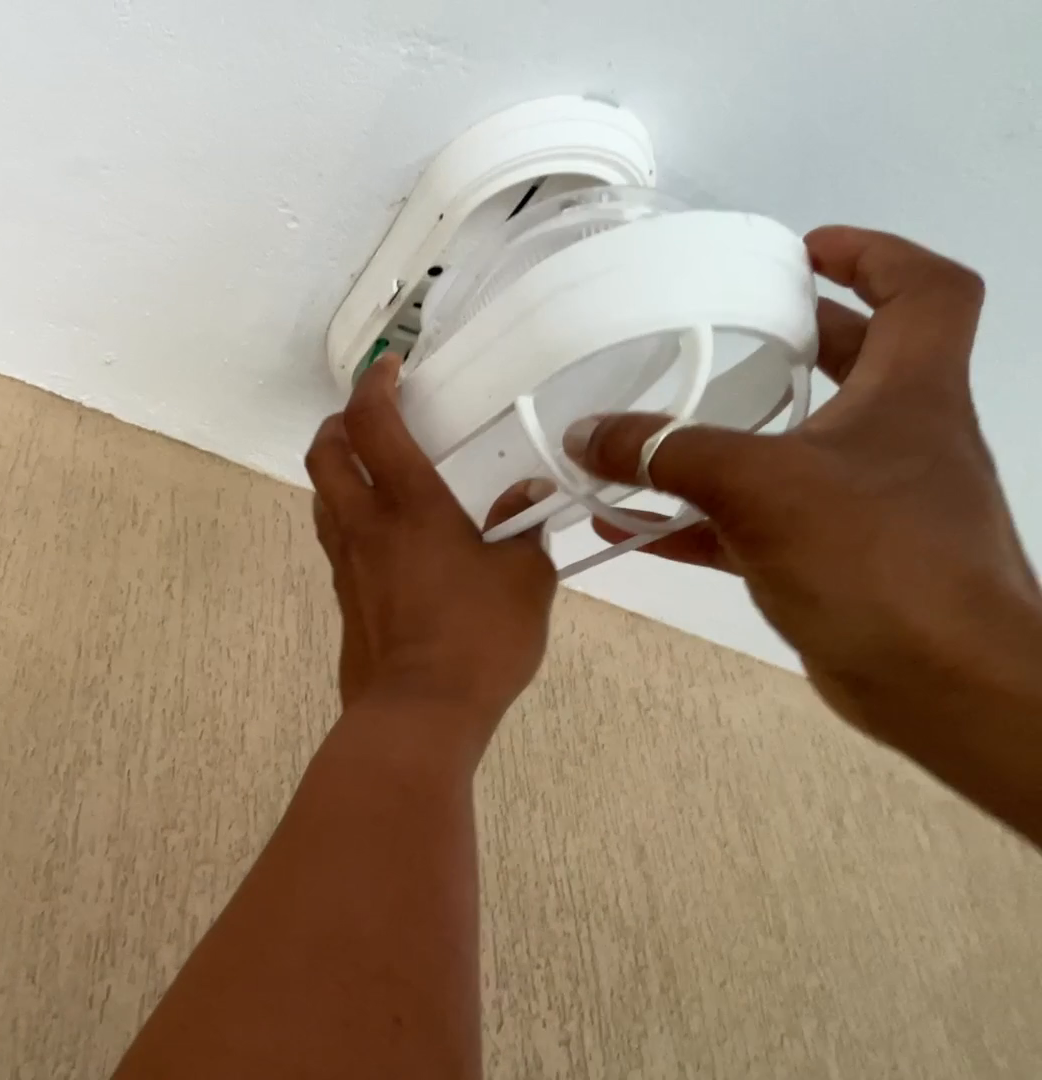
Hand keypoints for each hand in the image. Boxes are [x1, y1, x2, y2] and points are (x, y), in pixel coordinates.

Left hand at [307, 352, 558, 764]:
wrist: (415, 709)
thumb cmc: (476, 639)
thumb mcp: (524, 578)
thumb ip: (521, 527)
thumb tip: (524, 495)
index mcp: (407, 506)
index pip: (373, 424)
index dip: (373, 385)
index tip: (387, 366)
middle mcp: (363, 524)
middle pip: (325, 453)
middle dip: (339, 423)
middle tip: (368, 416)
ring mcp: (344, 560)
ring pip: (323, 495)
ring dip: (339, 469)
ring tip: (376, 469)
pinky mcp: (342, 593)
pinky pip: (336, 536)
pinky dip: (350, 513)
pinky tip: (387, 531)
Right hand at [561, 226, 1041, 837]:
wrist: (942, 682)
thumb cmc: (877, 560)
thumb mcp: (759, 485)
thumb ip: (665, 451)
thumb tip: (584, 433)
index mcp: (906, 398)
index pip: (925, 294)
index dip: (874, 257)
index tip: (804, 250)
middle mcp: (893, 439)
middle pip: (854, 363)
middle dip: (789, 337)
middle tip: (715, 327)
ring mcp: (861, 500)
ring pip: (789, 444)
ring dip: (723, 432)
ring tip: (645, 426)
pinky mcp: (825, 554)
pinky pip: (745, 517)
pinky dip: (688, 515)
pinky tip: (624, 523)